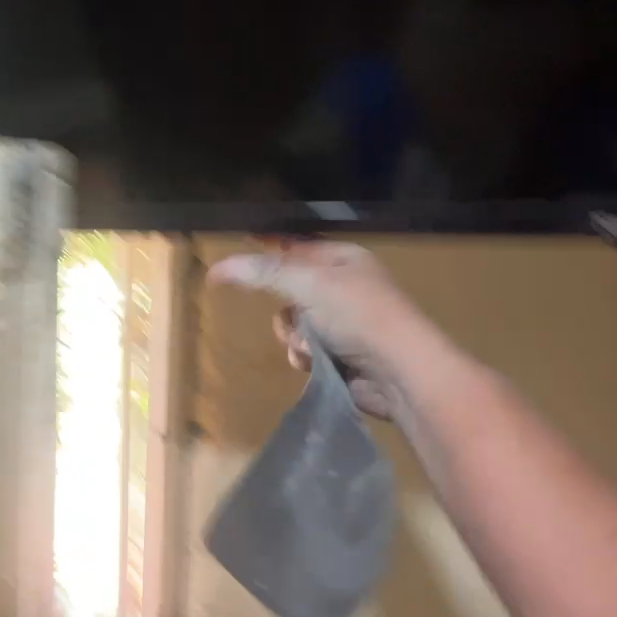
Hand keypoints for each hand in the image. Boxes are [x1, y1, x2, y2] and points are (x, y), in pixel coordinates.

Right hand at [208, 241, 419, 417]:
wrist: (400, 373)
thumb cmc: (359, 315)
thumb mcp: (308, 284)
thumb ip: (263, 273)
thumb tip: (216, 269)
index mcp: (343, 258)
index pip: (295, 244)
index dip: (267, 245)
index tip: (238, 243)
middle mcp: (342, 287)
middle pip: (287, 289)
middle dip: (284, 307)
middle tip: (293, 314)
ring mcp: (342, 323)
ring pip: (291, 323)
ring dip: (294, 337)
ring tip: (311, 347)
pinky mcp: (339, 355)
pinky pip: (302, 350)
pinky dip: (304, 357)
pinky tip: (315, 363)